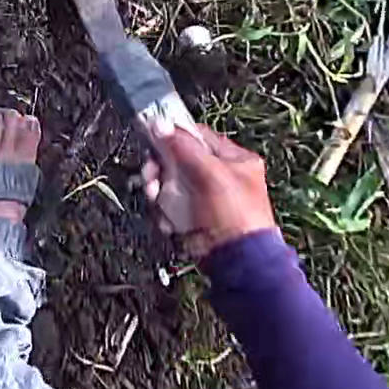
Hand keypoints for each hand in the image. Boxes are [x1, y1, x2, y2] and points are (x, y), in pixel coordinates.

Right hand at [143, 122, 276, 259]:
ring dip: (159, 190)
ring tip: (156, 197)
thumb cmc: (236, 218)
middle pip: (178, 159)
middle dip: (161, 167)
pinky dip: (163, 210)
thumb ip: (183, 147)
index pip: (197, 135)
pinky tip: (168, 219)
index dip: (174, 135)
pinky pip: (169, 204)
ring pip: (169, 182)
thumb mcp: (210, 174)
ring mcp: (205, 197)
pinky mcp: (192, 216)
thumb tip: (160, 125)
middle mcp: (219, 176)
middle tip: (152, 174)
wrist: (237, 263)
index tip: (153, 136)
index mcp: (234, 160)